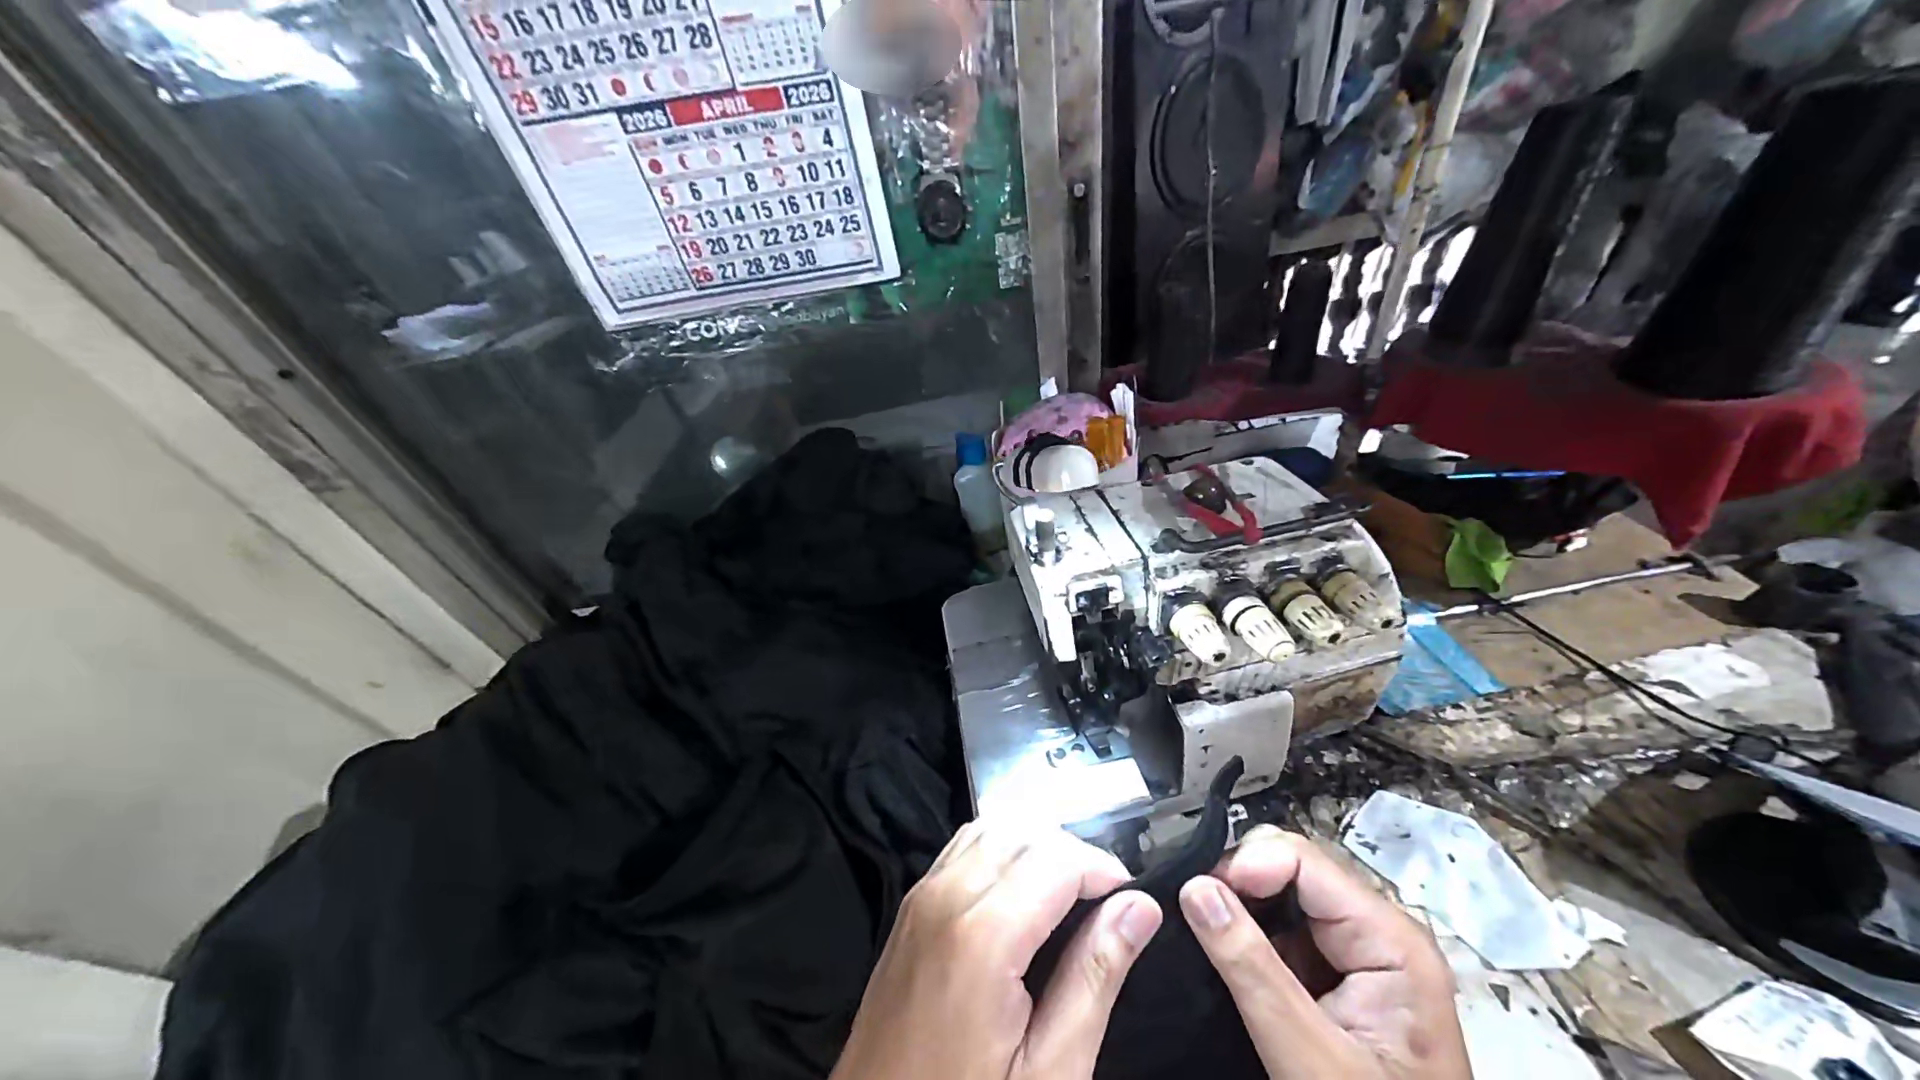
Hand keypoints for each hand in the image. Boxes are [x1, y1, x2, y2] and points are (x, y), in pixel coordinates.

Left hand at [832, 818, 1163, 1079]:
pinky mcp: (912, 903)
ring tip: (1069, 895)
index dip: (1103, 868)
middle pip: (1027, 833)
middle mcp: (947, 895)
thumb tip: (1139, 908)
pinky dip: (1003, 847)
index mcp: (982, 934)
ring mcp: (923, 894)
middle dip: (1075, 855)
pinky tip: (1022, 888)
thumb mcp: (1048, 1069)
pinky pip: (965, 844)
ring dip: (1039, 845)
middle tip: (1106, 903)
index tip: (1130, 901)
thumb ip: (1094, 977)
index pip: (1058, 858)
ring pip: (995, 828)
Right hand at [1178, 825, 1470, 1079]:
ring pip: (1284, 897)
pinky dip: (1250, 935)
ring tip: (1206, 933)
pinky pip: (1285, 930)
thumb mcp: (1309, 1056)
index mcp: (1393, 942)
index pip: (1304, 859)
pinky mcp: (1339, 974)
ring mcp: (1361, 953)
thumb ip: (1252, 968)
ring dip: (1241, 909)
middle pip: (1294, 869)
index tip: (1199, 894)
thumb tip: (1196, 887)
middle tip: (1196, 914)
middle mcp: (1382, 933)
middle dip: (1240, 884)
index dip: (1247, 865)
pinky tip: (1230, 954)